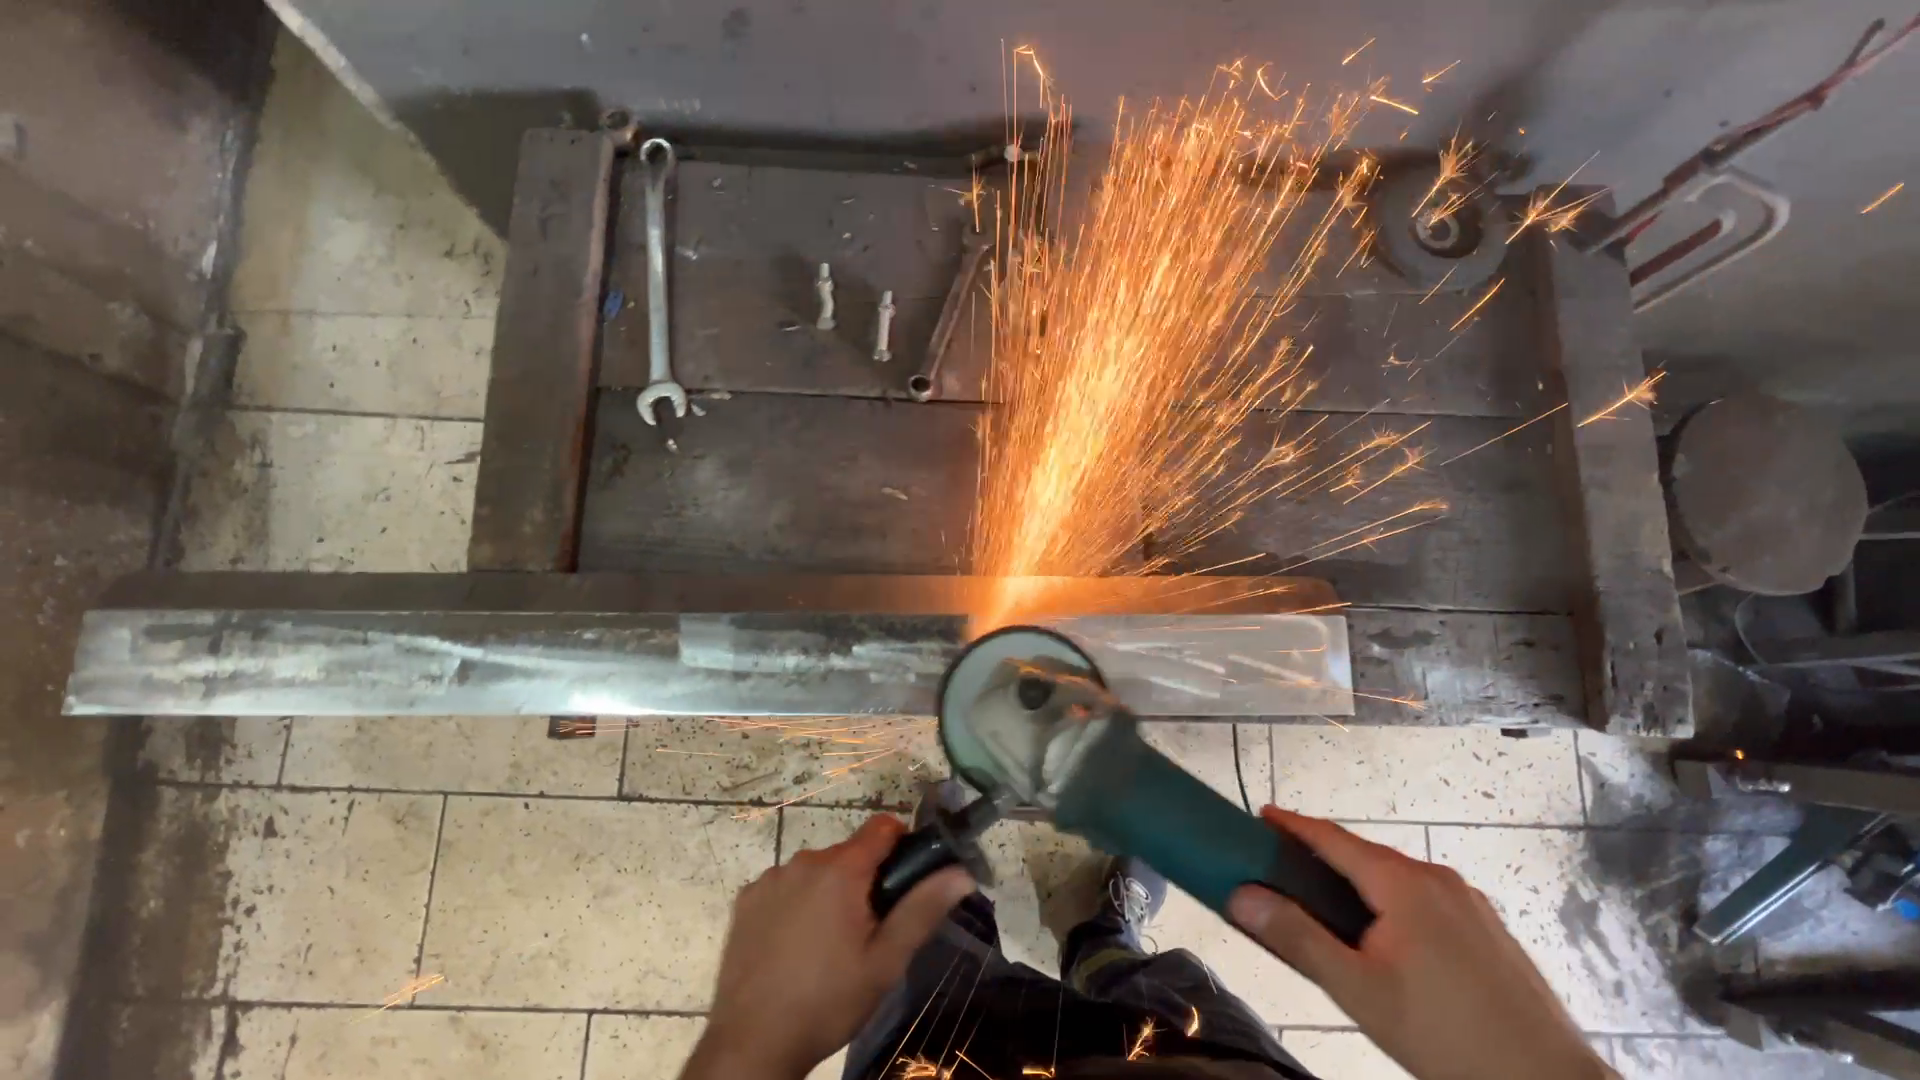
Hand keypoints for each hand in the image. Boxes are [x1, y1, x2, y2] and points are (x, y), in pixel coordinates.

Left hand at [682, 815, 974, 1079]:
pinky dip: (796, 905)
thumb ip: (923, 910)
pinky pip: (785, 888)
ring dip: (829, 893)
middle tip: (869, 932)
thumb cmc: (828, 1001)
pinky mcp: (746, 900)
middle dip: (864, 881)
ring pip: (816, 872)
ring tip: (830, 946)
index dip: (902, 844)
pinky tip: (794, 947)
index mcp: (840, 870)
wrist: (752, 1043)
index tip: (905, 880)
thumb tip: (961, 872)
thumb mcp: (886, 962)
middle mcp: (803, 862)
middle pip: (849, 854)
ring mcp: (769, 879)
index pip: (882, 827)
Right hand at [1228, 808, 1613, 1079]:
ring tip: (1328, 910)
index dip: (1294, 825)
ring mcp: (1471, 902)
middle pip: (1366, 855)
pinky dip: (1391, 902)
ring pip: (1398, 879)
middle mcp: (1438, 878)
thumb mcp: (1357, 990)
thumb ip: (1297, 938)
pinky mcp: (1490, 929)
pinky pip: (1426, 899)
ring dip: (1358, 883)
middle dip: (1323, 857)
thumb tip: (1241, 895)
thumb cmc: (1442, 1034)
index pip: (1334, 838)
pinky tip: (1387, 940)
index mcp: (1403, 882)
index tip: (1261, 816)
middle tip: (1284, 872)